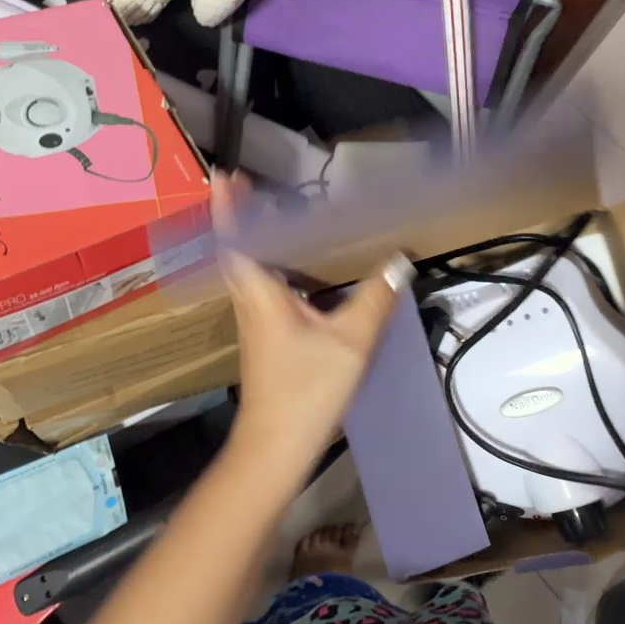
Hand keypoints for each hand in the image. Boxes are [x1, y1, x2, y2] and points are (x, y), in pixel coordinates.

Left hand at [212, 173, 411, 476]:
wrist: (275, 447)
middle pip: (237, 249)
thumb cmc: (305, 392)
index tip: (226, 176)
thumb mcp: (350, 342)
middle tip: (250, 184)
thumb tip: (398, 260)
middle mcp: (250, 302)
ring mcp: (254, 321)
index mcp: (261, 295)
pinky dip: (270, 263)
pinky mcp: (264, 337)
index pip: (235, 240)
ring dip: (254, 238)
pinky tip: (296, 267)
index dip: (227, 207)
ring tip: (273, 213)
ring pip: (248, 268)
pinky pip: (261, 287)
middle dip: (239, 215)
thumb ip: (375, 298)